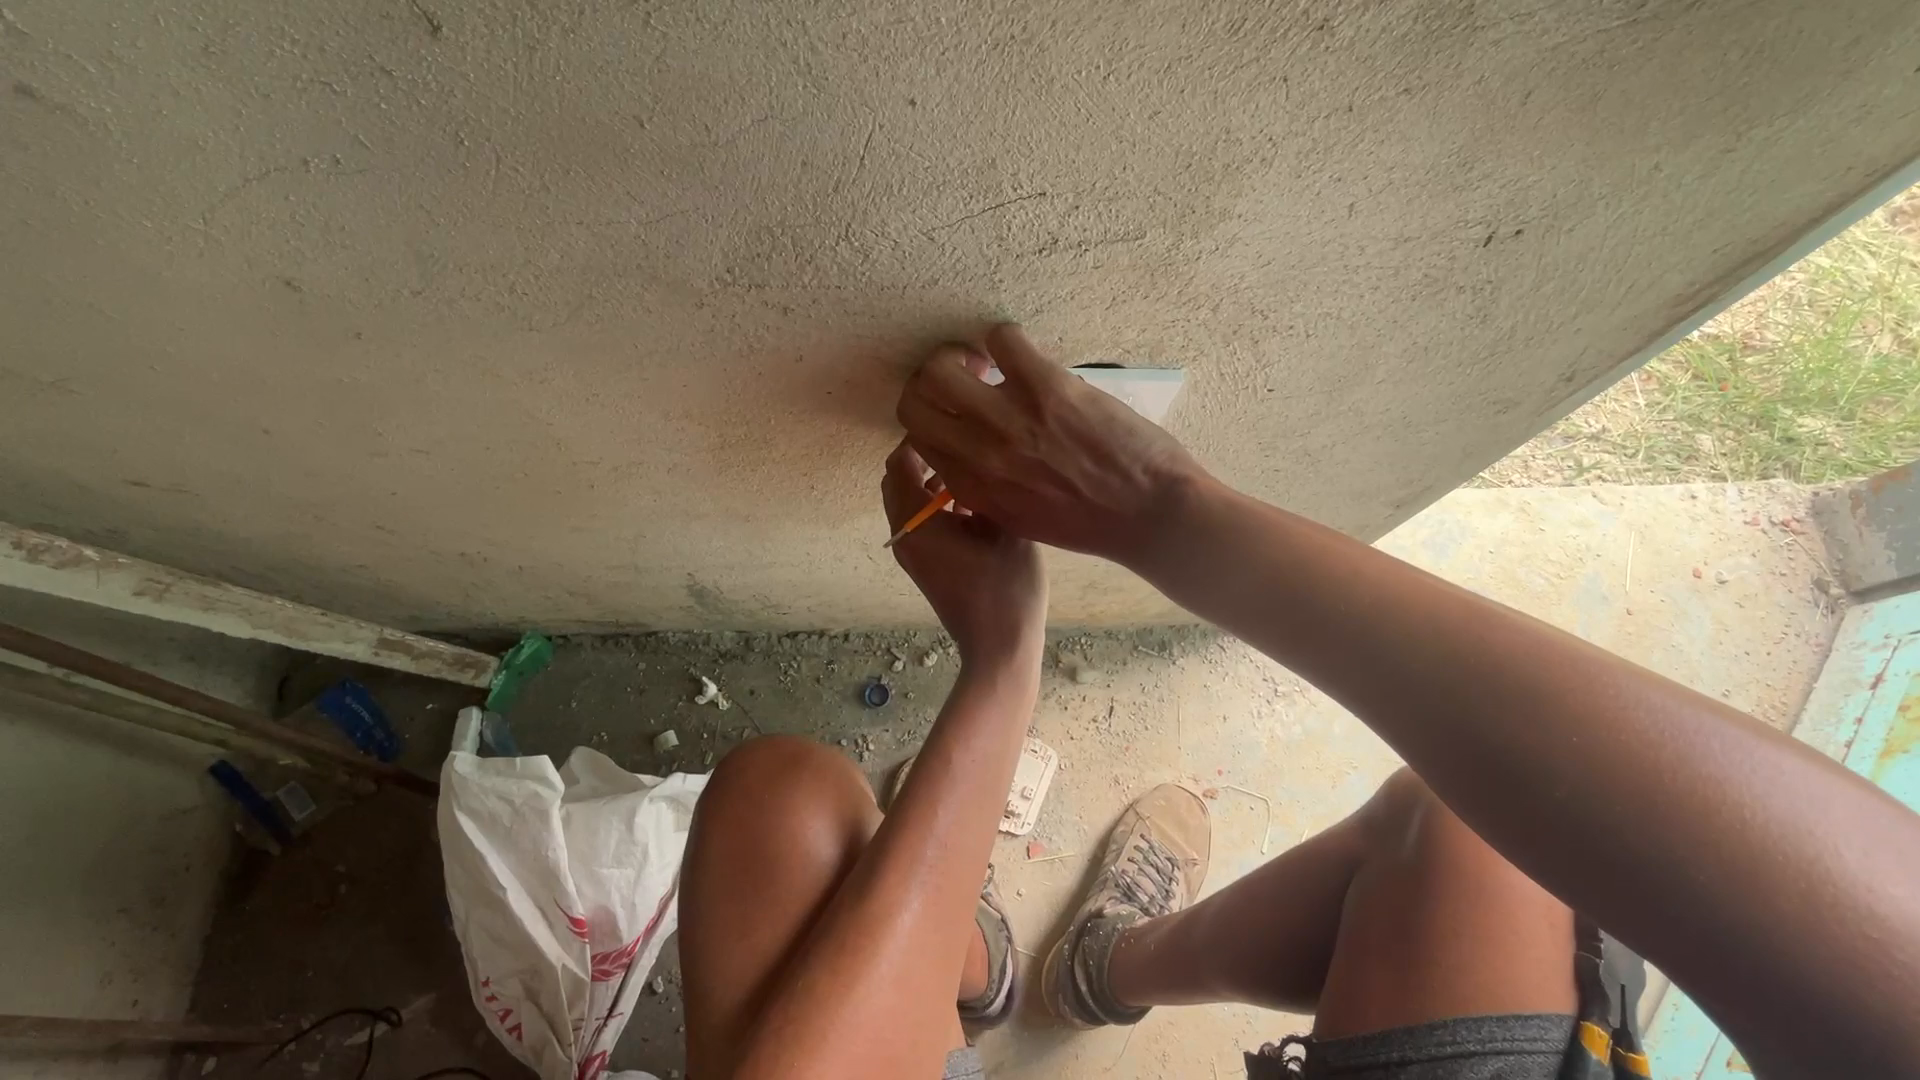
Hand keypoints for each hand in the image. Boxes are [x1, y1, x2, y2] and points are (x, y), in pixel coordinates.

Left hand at [884, 439, 1046, 667]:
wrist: (999, 646)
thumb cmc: (1005, 586)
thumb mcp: (1005, 526)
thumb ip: (985, 486)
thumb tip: (977, 454)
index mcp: (915, 522)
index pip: (899, 463)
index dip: (922, 439)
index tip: (955, 426)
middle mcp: (903, 535)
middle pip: (897, 481)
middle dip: (924, 458)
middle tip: (963, 445)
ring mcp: (912, 553)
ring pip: (908, 503)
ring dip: (932, 483)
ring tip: (973, 470)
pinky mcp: (924, 566)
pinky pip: (919, 523)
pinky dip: (936, 506)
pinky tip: (974, 503)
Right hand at [896, 324, 1210, 563]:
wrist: (1150, 515)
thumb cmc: (1090, 522)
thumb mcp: (1021, 518)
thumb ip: (986, 488)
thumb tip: (969, 455)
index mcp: (972, 488)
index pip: (918, 437)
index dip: (934, 416)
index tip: (957, 409)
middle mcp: (980, 455)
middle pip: (913, 399)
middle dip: (932, 381)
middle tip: (965, 377)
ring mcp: (1010, 419)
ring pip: (941, 367)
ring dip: (960, 355)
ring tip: (988, 361)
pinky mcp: (1046, 387)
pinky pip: (1000, 339)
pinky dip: (1003, 338)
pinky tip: (1023, 353)